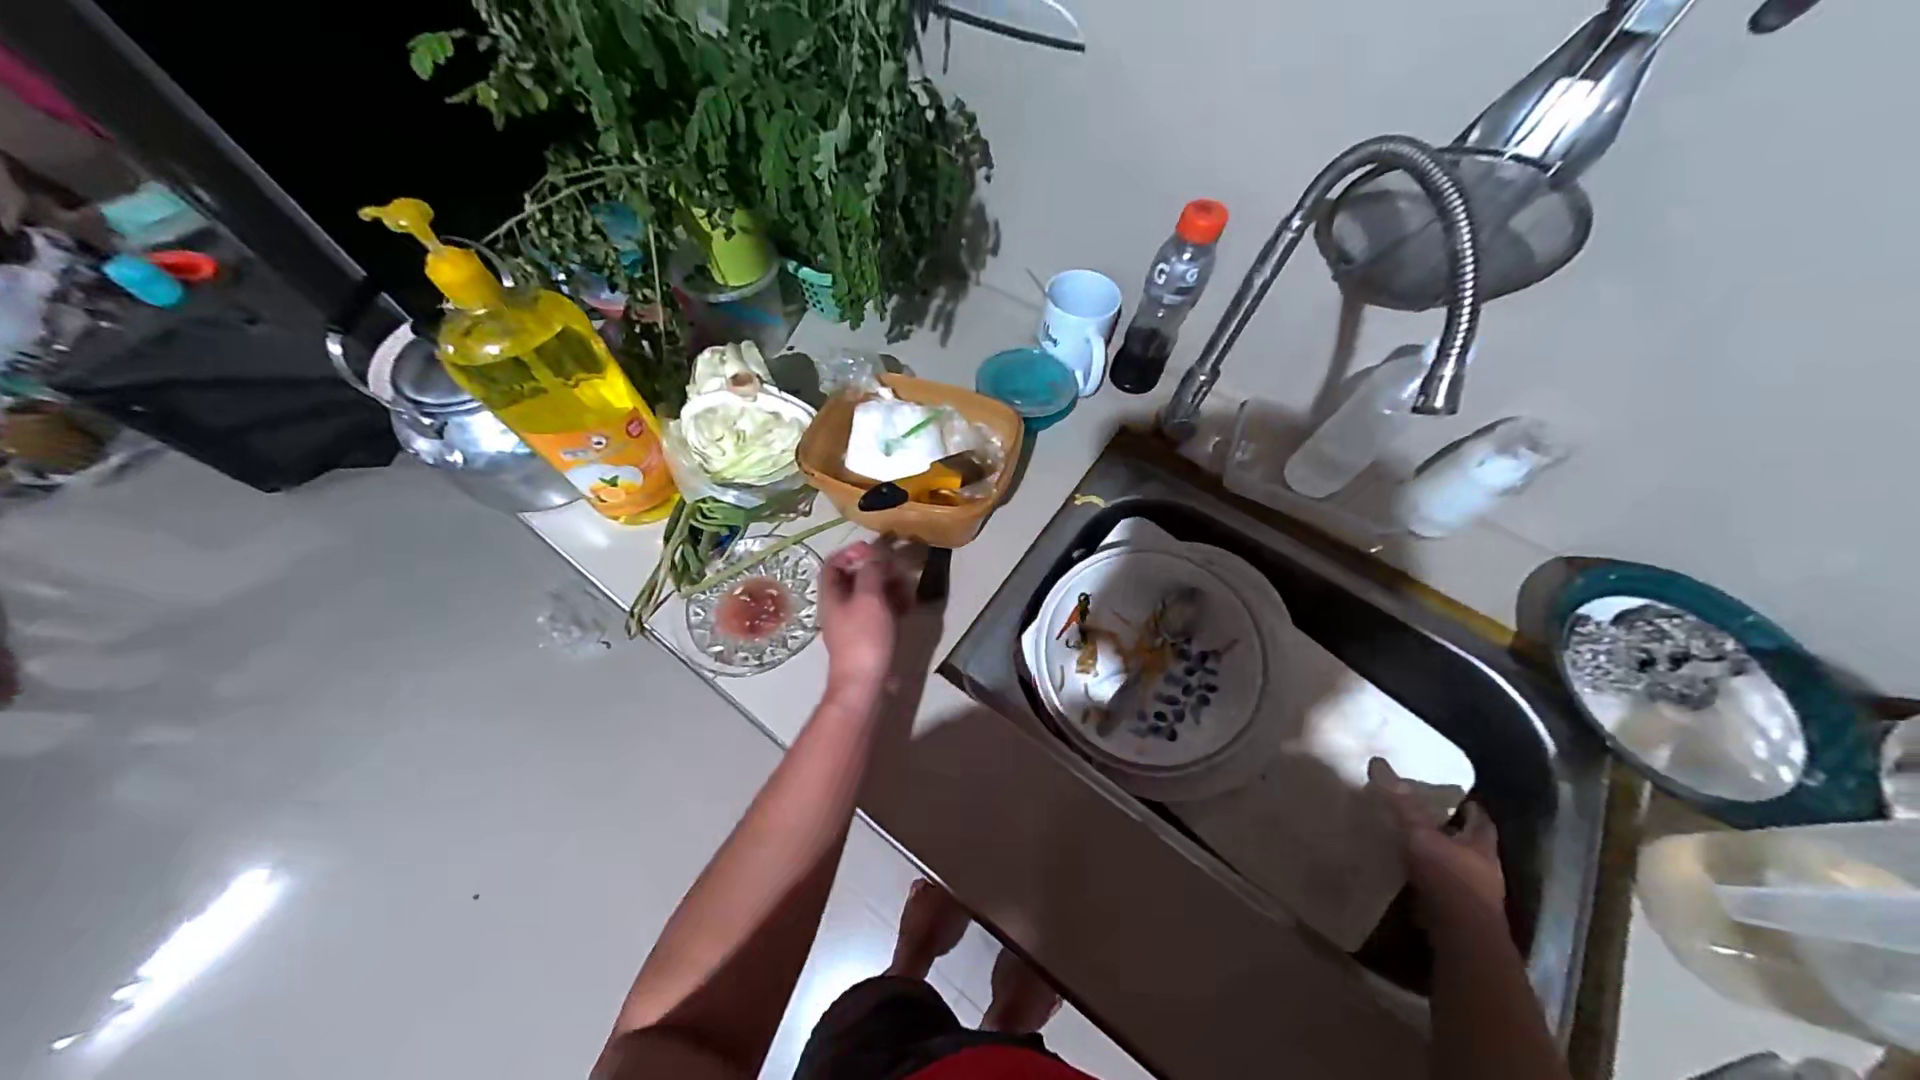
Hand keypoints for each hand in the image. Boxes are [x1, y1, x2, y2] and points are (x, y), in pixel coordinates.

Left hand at [820, 541, 909, 697]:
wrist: (865, 683)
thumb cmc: (864, 637)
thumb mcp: (869, 597)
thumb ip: (871, 570)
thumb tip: (875, 553)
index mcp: (832, 594)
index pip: (833, 563)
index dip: (851, 552)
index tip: (874, 550)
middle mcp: (840, 606)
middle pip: (856, 577)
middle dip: (879, 570)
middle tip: (899, 570)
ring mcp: (855, 623)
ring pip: (872, 594)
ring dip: (891, 587)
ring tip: (908, 590)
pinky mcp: (870, 636)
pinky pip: (882, 612)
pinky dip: (894, 605)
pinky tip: (908, 607)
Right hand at [1385, 786, 1506, 930]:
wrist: (1460, 935)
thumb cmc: (1448, 877)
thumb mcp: (1420, 833)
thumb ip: (1401, 802)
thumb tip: (1379, 762)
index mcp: (1481, 847)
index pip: (1481, 821)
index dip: (1471, 809)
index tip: (1460, 798)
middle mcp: (1484, 869)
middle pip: (1471, 845)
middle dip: (1454, 833)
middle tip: (1429, 818)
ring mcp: (1474, 895)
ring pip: (1458, 868)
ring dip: (1442, 857)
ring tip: (1414, 845)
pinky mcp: (1458, 914)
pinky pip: (1443, 888)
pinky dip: (1430, 880)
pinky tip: (1410, 875)